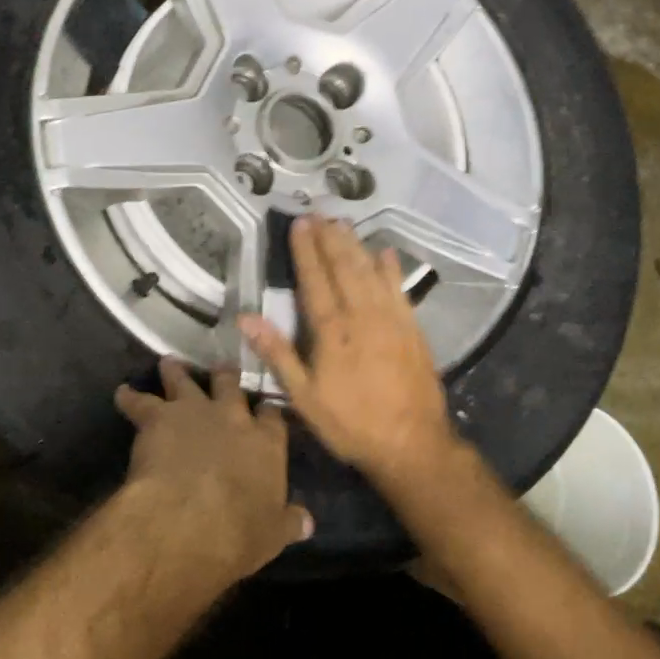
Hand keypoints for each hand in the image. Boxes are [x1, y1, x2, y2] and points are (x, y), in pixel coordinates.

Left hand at [114, 359, 312, 577]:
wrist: (188, 518)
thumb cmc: (238, 532)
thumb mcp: (273, 534)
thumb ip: (288, 522)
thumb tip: (306, 522)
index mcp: (266, 444)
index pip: (272, 418)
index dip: (267, 413)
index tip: (265, 409)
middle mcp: (232, 417)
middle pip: (230, 385)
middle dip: (226, 376)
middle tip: (221, 369)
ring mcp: (193, 411)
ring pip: (183, 380)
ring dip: (175, 371)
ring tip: (169, 363)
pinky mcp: (158, 416)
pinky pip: (139, 400)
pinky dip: (128, 397)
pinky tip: (121, 393)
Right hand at [240, 216, 459, 483]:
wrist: (413, 446)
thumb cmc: (351, 424)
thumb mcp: (304, 397)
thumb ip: (277, 354)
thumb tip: (246, 318)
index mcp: (332, 331)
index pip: (315, 280)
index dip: (306, 251)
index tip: (299, 224)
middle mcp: (362, 316)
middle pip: (343, 268)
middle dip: (329, 239)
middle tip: (319, 213)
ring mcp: (391, 320)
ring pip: (370, 272)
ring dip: (355, 246)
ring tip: (343, 223)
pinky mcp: (412, 330)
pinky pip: (400, 290)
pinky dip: (392, 269)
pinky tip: (385, 253)